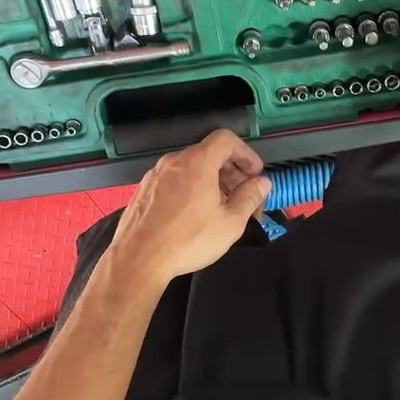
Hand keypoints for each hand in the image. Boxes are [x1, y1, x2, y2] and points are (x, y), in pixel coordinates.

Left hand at [107, 129, 271, 285]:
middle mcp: (174, 162)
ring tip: (221, 207)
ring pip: (191, 168)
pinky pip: (175, 180)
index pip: (226, 139)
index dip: (246, 153)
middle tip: (244, 195)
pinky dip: (191, 188)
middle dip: (232, 171)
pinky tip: (195, 214)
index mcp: (197, 163)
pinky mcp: (145, 190)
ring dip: (212, 181)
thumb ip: (250, 197)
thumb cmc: (188, 240)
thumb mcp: (230, 222)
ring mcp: (156, 175)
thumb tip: (261, 183)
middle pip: (209, 153)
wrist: (138, 259)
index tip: (254, 174)